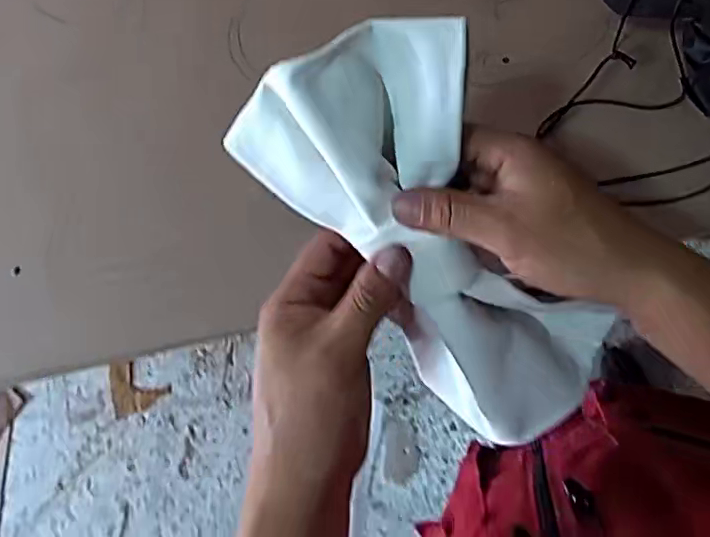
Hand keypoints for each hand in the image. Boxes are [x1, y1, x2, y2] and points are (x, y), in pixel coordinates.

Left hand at [240, 231, 409, 536]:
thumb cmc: (306, 421)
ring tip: (420, 269)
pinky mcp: (344, 354)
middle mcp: (305, 310)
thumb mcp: (337, 349)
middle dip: (377, 255)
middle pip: (342, 267)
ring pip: (358, 291)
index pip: (324, 248)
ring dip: (385, 282)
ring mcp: (326, 333)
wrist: (306, 488)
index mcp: (290, 301)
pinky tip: (411, 304)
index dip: (357, 232)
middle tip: (417, 243)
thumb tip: (394, 252)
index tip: (394, 222)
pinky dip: (387, 307)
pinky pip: (367, 316)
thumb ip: (366, 298)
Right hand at [393, 126, 670, 305]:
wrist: (634, 276)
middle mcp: (512, 159)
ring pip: (469, 187)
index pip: (451, 137)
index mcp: (508, 148)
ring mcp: (520, 185)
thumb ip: (449, 212)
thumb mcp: (502, 229)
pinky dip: (465, 219)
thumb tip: (397, 200)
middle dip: (426, 183)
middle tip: (386, 202)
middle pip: (457, 162)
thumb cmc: (568, 244)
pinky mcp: (526, 209)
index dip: (416, 152)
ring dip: (445, 204)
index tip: (382, 171)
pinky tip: (439, 236)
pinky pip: (485, 206)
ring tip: (402, 220)